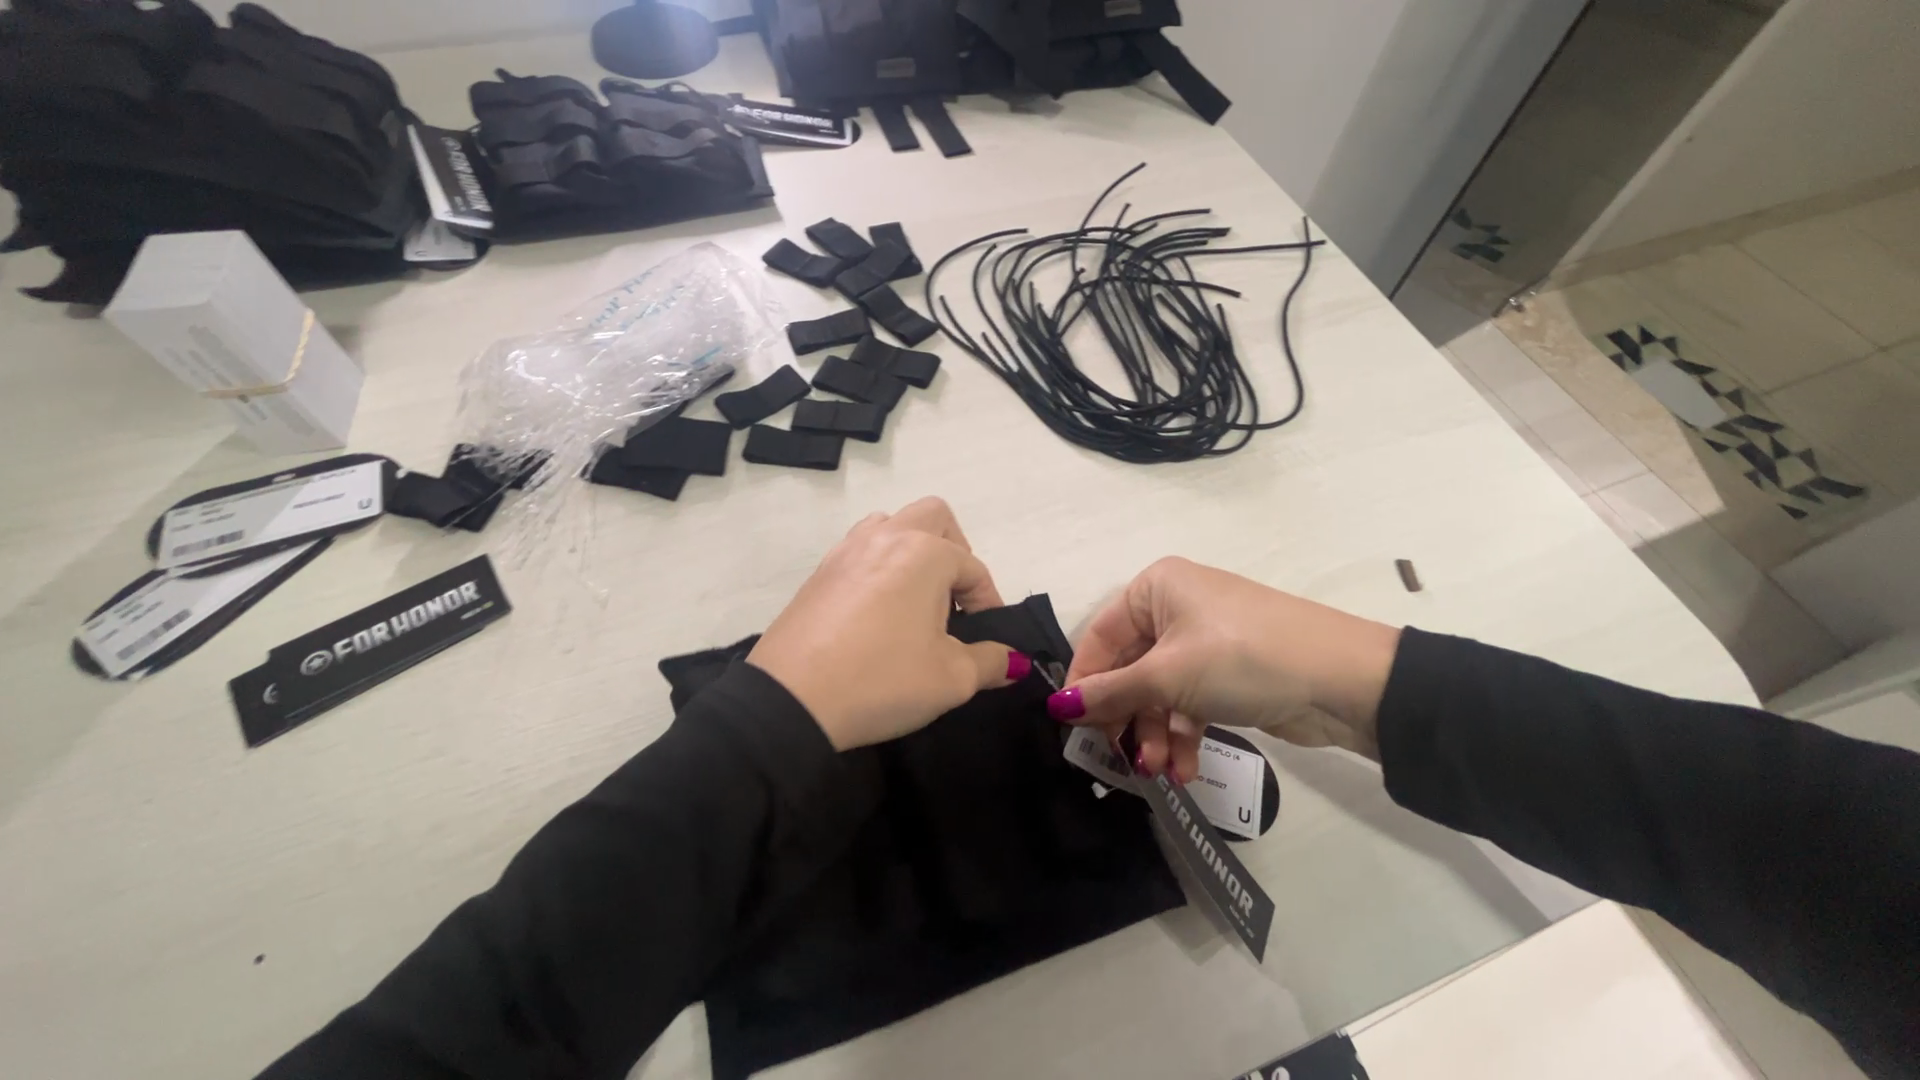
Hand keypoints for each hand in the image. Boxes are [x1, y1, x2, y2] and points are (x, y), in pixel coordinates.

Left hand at [749, 498, 1027, 750]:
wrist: (791, 701)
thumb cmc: (881, 681)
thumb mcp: (951, 679)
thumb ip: (991, 662)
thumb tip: (1012, 661)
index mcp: (924, 554)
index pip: (973, 568)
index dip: (989, 604)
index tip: (989, 642)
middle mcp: (885, 538)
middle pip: (933, 518)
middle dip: (955, 552)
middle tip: (955, 601)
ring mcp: (845, 552)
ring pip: (891, 527)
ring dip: (913, 553)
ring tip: (916, 604)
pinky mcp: (818, 574)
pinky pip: (860, 553)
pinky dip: (880, 570)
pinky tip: (878, 617)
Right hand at [1053, 557, 1401, 779]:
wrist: (1343, 679)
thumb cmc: (1242, 659)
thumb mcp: (1169, 675)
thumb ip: (1110, 693)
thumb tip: (1056, 707)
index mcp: (1156, 589)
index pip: (1100, 636)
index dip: (1083, 682)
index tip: (1070, 725)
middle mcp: (1174, 609)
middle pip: (1128, 668)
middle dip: (1126, 718)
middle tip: (1121, 759)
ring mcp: (1202, 643)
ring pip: (1157, 692)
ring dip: (1154, 735)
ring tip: (1160, 773)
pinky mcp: (1225, 674)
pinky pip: (1186, 704)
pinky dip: (1182, 735)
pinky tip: (1184, 770)